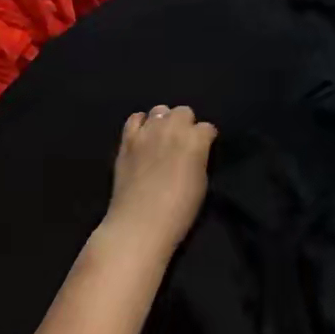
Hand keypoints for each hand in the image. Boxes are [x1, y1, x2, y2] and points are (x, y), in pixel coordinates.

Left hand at [101, 106, 217, 254]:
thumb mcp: (201, 184)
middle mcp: (172, 128)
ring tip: (162, 138)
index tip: (204, 149)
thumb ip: (199, 158)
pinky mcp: (128, 138)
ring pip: (160, 110)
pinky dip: (141, 124)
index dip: (206, 139)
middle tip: (183, 143)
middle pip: (183, 111)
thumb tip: (196, 150)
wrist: (139, 223)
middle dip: (186, 124)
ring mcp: (147, 131)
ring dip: (164, 121)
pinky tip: (143, 136)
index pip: (207, 128)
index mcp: (195, 140)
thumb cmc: (178, 211)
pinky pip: (135, 118)